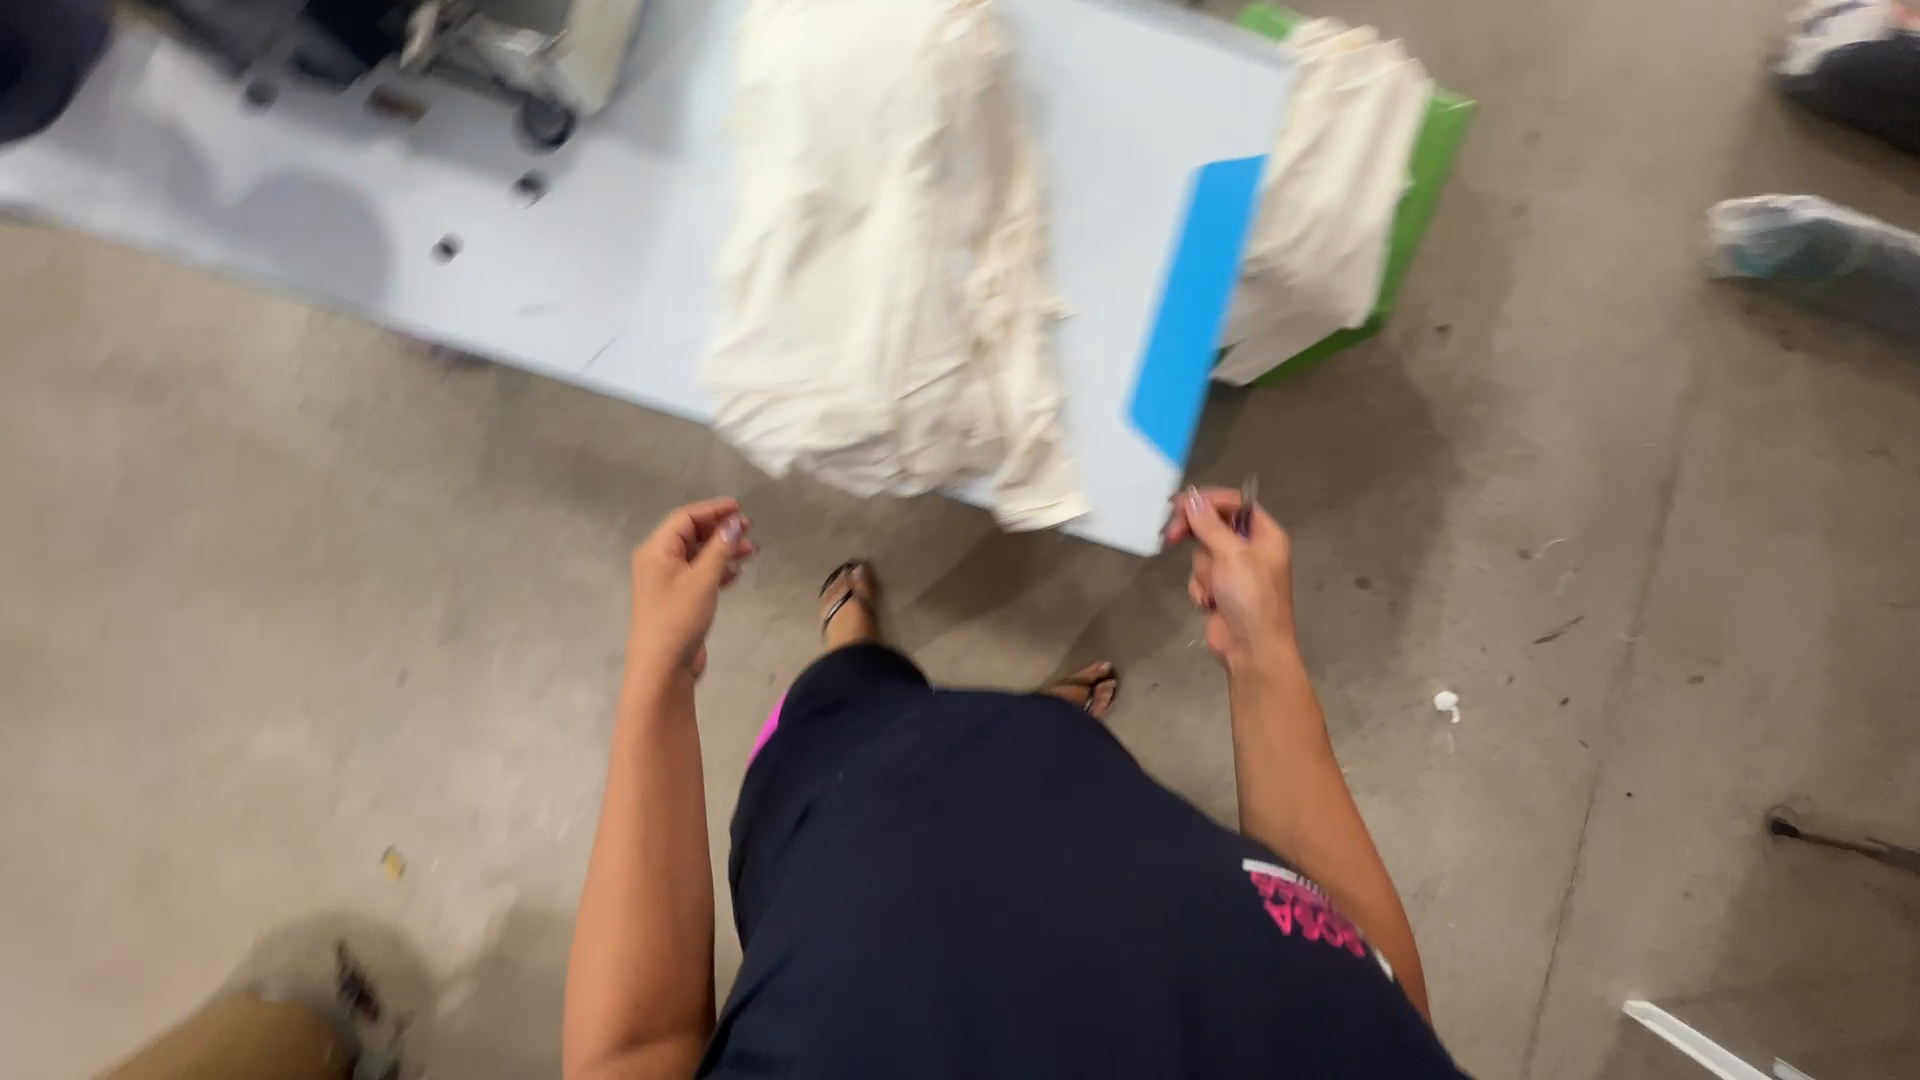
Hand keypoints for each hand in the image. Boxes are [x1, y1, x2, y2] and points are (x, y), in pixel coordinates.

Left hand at [628, 497, 756, 681]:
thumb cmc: (679, 618)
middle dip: (721, 530)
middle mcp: (658, 560)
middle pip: (691, 534)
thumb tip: (736, 523)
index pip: (686, 518)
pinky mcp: (678, 597)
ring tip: (750, 553)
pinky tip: (735, 573)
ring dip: (723, 550)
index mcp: (656, 550)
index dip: (714, 510)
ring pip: (698, 554)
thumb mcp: (703, 580)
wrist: (662, 667)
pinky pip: (699, 572)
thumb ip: (721, 548)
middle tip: (750, 530)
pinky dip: (717, 568)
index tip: (741, 509)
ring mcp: (667, 580)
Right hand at [1164, 486, 1296, 667]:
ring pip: (1202, 554)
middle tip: (1171, 536)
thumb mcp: (1231, 555)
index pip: (1235, 504)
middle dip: (1196, 537)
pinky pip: (1200, 577)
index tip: (1179, 505)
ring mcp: (1235, 571)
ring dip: (1202, 572)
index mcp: (1265, 535)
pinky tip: (1211, 604)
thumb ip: (1210, 525)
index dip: (1207, 501)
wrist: (1252, 650)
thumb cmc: (1250, 598)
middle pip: (1214, 527)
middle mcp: (1252, 549)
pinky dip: (1201, 590)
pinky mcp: (1220, 591)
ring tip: (1214, 590)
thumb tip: (1192, 498)